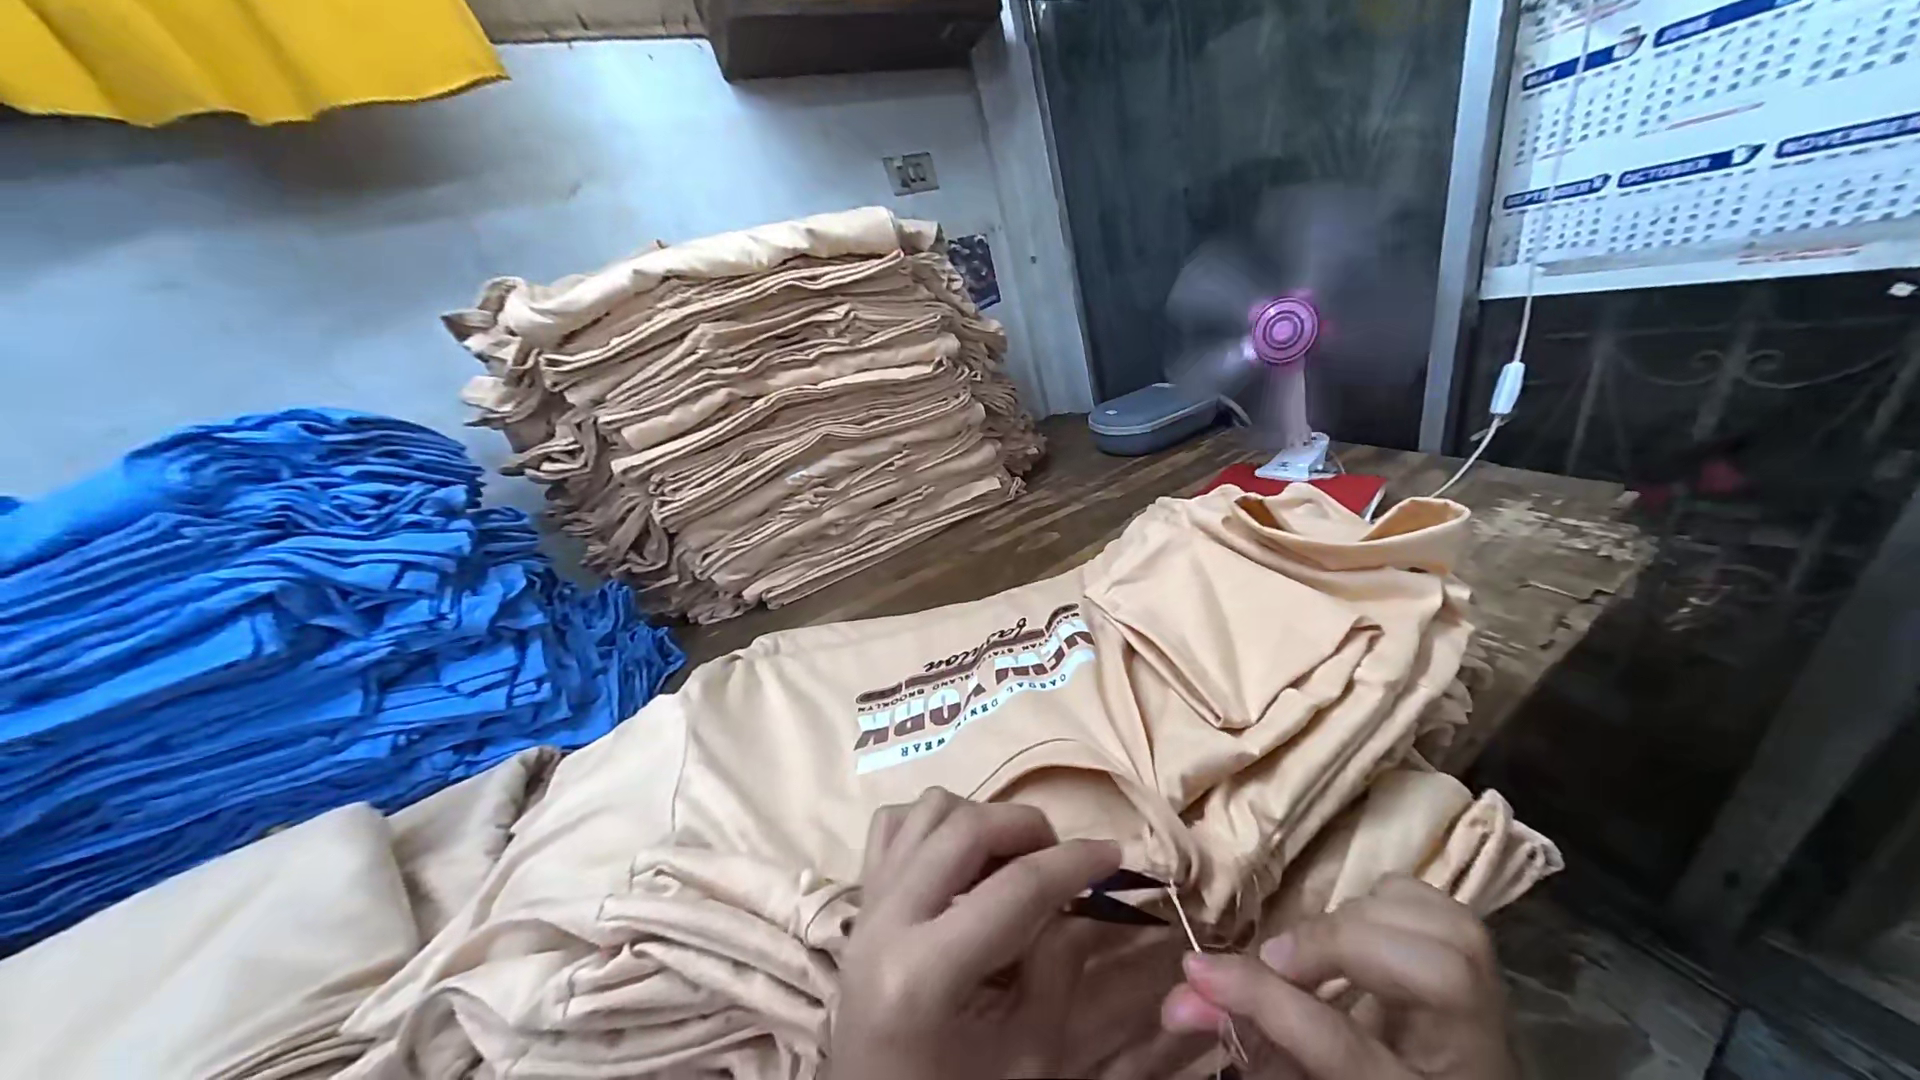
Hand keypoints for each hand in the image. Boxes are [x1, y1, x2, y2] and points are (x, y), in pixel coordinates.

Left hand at [826, 787, 1122, 1079]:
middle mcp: (886, 921)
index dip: (1073, 862)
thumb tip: (1076, 899)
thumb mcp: (1026, 1054)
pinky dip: (934, 823)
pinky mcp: (860, 898)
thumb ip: (1056, 968)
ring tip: (1011, 859)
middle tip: (1063, 859)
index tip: (1115, 852)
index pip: (1015, 888)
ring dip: (981, 817)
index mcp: (924, 974)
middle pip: (966, 828)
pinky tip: (961, 856)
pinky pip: (894, 824)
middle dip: (1028, 827)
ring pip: (928, 811)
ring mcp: (867, 903)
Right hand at [1161, 876, 1517, 1079]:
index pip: (1344, 1047)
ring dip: (1368, 915)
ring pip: (1455, 932)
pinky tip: (1359, 924)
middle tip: (1279, 958)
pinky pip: (1446, 909)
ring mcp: (1490, 1013)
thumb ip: (1243, 1033)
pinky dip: (1392, 901)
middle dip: (1343, 942)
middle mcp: (1471, 1055)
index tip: (1200, 970)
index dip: (1269, 1002)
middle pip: (1442, 978)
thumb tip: (1177, 997)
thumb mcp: (1294, 1074)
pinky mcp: (1480, 969)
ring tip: (1320, 941)